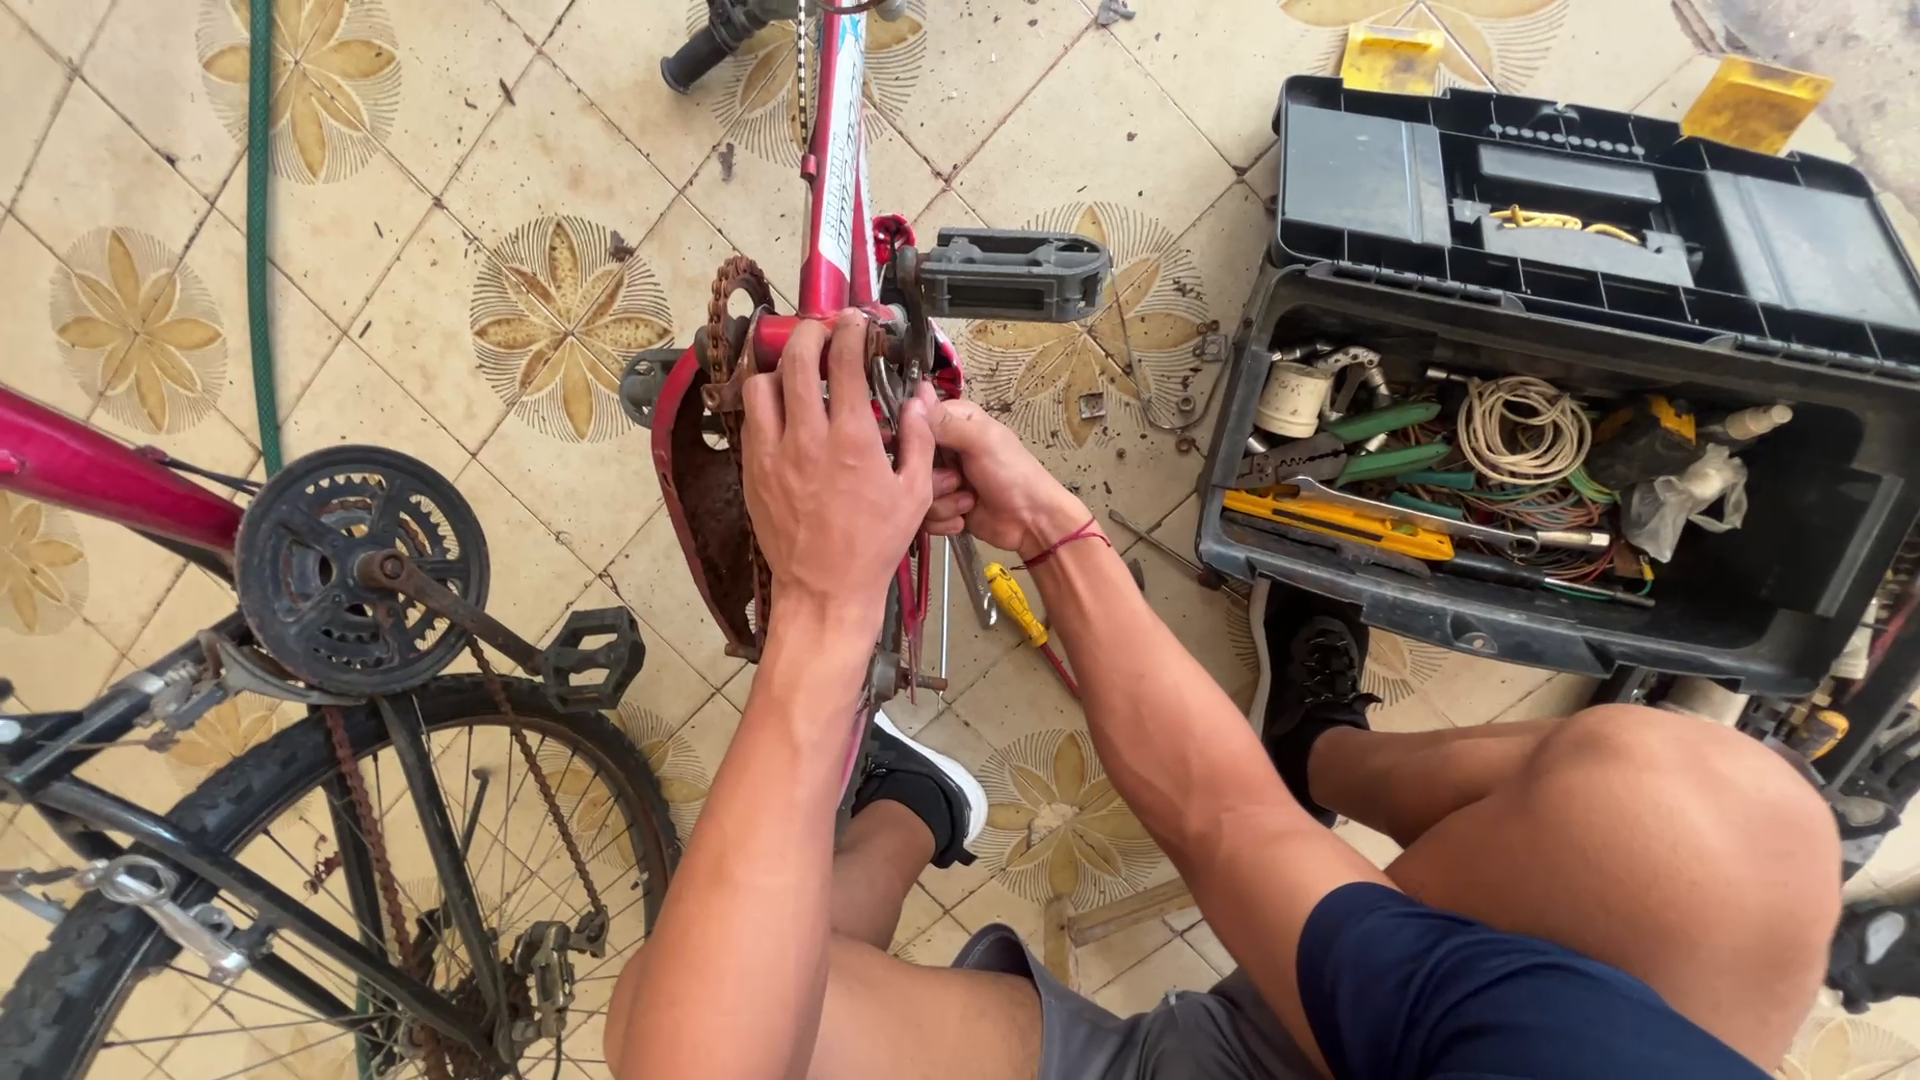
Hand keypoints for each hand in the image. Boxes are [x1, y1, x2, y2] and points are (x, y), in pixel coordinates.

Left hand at [741, 314, 934, 631]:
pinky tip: (784, 414)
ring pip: (760, 386)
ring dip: (779, 370)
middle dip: (807, 333)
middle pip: (794, 360)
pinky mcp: (753, 473)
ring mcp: (772, 455)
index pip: (843, 362)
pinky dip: (765, 406)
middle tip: (819, 331)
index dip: (848, 331)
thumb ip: (919, 440)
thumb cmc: (873, 545)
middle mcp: (806, 439)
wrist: (825, 588)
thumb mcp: (914, 494)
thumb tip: (919, 402)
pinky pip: (750, 422)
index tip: (853, 322)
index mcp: (851, 440)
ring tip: (796, 375)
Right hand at [917, 385, 1088, 559]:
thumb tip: (917, 391)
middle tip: (958, 481)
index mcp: (955, 422)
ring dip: (943, 502)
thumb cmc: (1012, 475)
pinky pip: (923, 515)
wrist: (1030, 521)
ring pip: (915, 491)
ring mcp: (942, 479)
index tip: (925, 453)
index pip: (915, 422)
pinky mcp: (942, 507)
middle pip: (911, 462)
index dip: (913, 440)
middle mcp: (945, 448)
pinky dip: (943, 520)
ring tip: (968, 501)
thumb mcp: (981, 442)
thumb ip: (945, 421)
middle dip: (932, 479)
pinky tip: (964, 517)